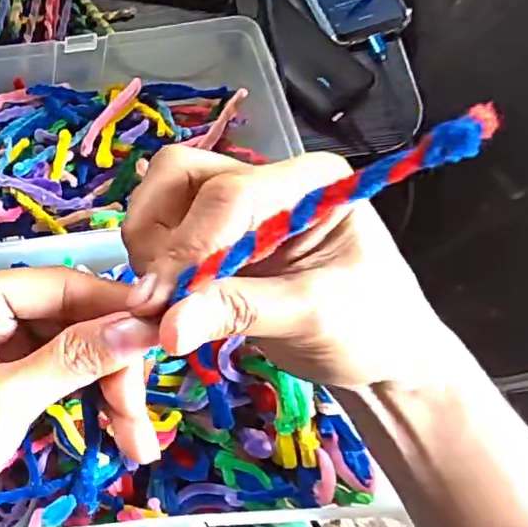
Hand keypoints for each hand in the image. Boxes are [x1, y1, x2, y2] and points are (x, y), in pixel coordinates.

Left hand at [0, 268, 162, 526]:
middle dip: (112, 365)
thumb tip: (141, 326)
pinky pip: (58, 366)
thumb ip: (75, 357)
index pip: (59, 284)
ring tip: (135, 439)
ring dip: (107, 387)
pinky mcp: (3, 364)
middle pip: (71, 317)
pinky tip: (115, 425)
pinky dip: (86, 394)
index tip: (168, 331)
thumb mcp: (8, 401)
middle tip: (140, 418)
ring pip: (72, 344)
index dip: (116, 307)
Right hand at [122, 147, 457, 388]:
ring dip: (148, 256)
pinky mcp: (209, 240)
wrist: (379, 352)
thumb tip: (167, 324)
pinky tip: (166, 309)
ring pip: (157, 205)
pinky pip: (157, 240)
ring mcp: (230, 210)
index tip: (157, 302)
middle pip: (176, 175)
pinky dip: (150, 273)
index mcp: (307, 183)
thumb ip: (239, 311)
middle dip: (156, 235)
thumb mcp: (311, 317)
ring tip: (166, 307)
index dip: (185, 248)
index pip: (228, 196)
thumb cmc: (367, 326)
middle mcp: (262, 183)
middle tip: (158, 296)